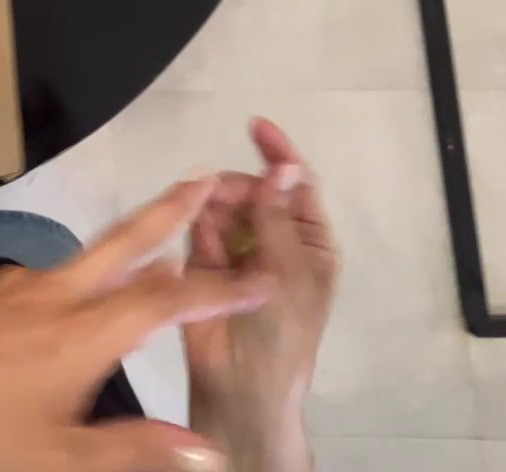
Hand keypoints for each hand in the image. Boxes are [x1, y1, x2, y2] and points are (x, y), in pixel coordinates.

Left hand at [0, 177, 272, 471]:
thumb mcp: (61, 457)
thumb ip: (136, 448)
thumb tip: (209, 449)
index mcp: (80, 334)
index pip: (164, 301)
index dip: (218, 290)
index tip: (261, 278)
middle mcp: (52, 293)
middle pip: (123, 241)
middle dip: (169, 207)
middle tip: (205, 176)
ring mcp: (16, 282)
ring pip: (86, 255)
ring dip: (128, 242)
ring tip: (160, 242)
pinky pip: (50, 273)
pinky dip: (83, 274)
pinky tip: (79, 297)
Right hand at [183, 119, 338, 471]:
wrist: (238, 381)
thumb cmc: (281, 332)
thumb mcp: (289, 272)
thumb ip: (276, 216)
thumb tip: (282, 167)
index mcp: (309, 241)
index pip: (295, 185)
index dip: (279, 153)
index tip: (255, 124)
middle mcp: (273, 237)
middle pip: (251, 188)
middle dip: (237, 188)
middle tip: (220, 199)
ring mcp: (236, 245)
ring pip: (220, 202)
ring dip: (214, 208)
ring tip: (212, 237)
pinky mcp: (201, 254)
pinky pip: (196, 223)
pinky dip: (196, 228)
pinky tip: (201, 249)